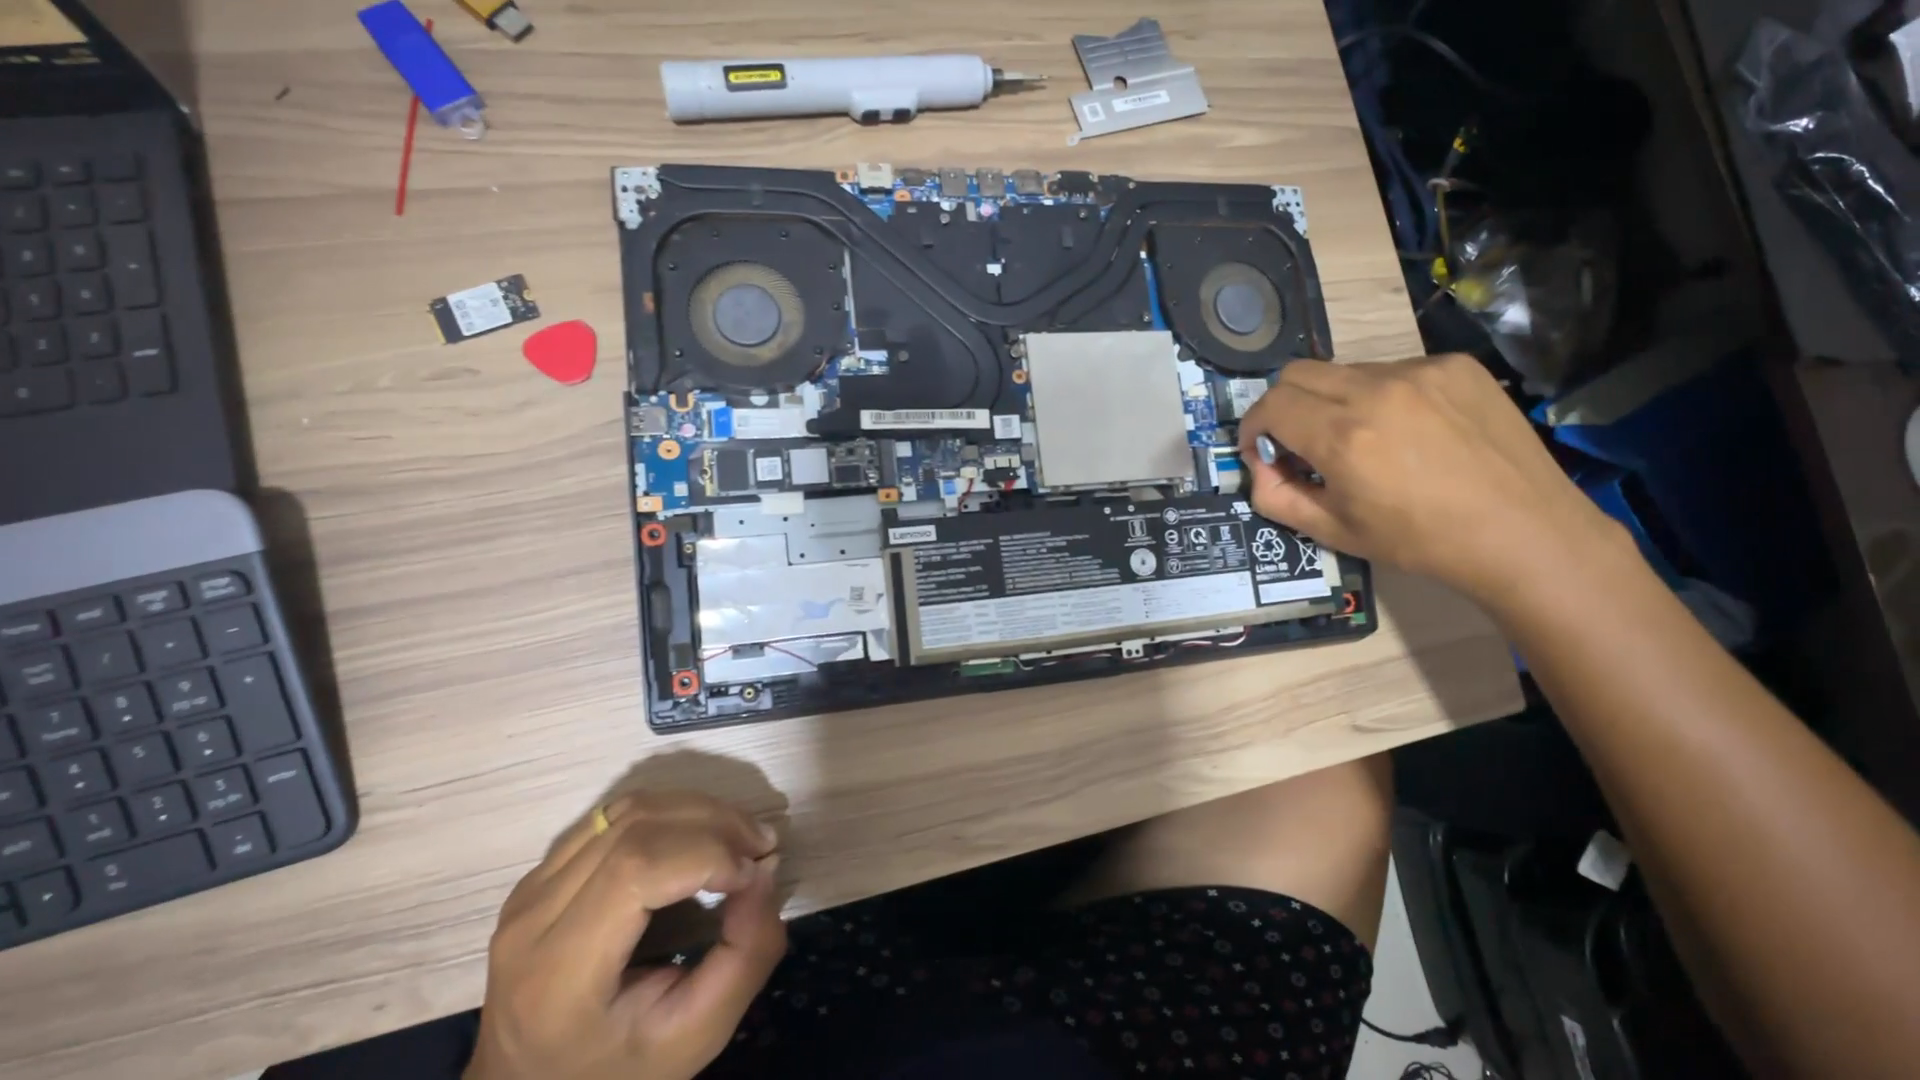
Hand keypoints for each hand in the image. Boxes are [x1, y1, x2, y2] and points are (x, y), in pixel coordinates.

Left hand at [464, 792, 784, 1079]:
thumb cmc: (618, 1070)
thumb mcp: (697, 1036)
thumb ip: (744, 958)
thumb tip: (763, 874)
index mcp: (560, 971)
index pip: (633, 868)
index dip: (706, 853)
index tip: (756, 874)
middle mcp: (533, 916)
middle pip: (632, 827)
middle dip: (713, 823)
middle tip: (764, 847)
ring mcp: (530, 889)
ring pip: (624, 810)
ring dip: (695, 810)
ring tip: (741, 840)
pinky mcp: (540, 874)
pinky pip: (612, 819)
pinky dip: (668, 815)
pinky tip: (700, 839)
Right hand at [1237, 353, 1626, 607]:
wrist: (1523, 532)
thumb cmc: (1422, 541)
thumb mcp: (1335, 532)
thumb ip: (1278, 497)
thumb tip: (1260, 467)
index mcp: (1343, 436)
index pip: (1271, 404)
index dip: (1254, 427)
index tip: (1263, 450)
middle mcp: (1376, 390)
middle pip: (1298, 373)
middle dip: (1286, 406)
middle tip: (1303, 442)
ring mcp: (1420, 372)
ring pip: (1347, 371)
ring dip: (1336, 400)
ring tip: (1367, 440)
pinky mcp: (1455, 366)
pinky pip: (1395, 370)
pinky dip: (1385, 396)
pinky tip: (1413, 430)